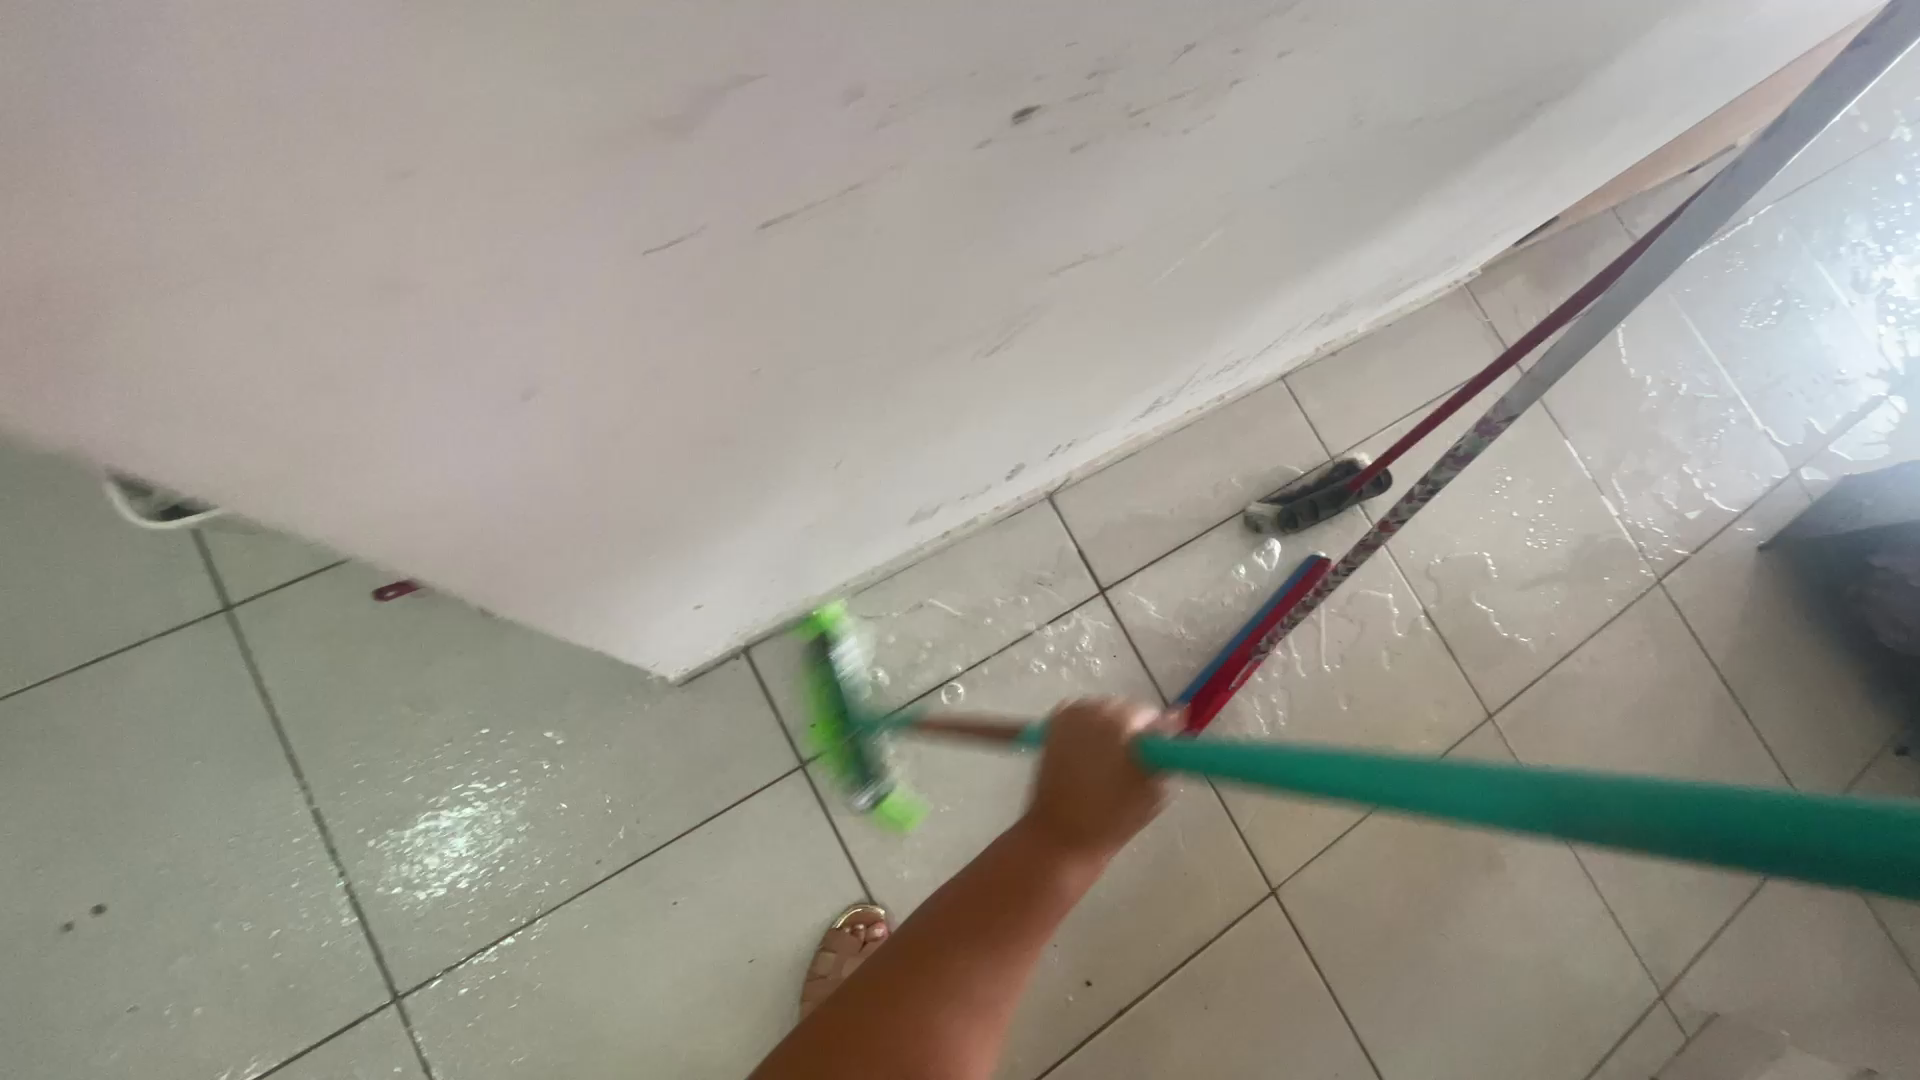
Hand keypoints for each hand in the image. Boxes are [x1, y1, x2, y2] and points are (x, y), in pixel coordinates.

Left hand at [1019, 697, 1177, 862]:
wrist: (1062, 833)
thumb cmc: (1115, 817)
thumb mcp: (1156, 788)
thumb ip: (1168, 751)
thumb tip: (1177, 719)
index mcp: (1120, 722)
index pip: (1150, 715)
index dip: (1158, 734)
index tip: (1158, 754)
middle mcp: (1093, 709)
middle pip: (1124, 708)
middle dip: (1132, 729)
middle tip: (1133, 761)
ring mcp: (1069, 715)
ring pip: (1102, 710)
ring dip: (1109, 727)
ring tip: (1108, 762)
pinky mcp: (1052, 724)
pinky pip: (1080, 715)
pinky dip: (1087, 727)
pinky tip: (1089, 753)